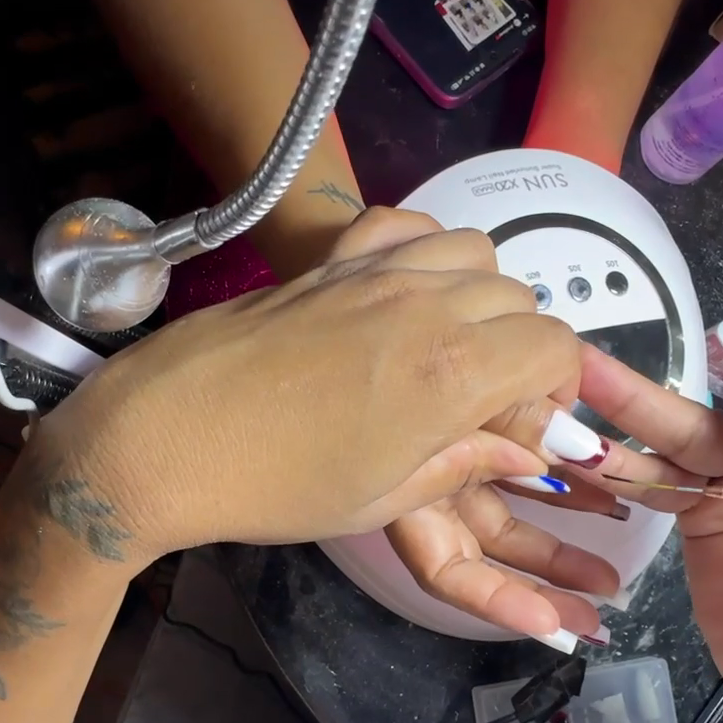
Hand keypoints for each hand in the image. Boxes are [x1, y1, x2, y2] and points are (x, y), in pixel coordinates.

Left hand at [28, 209, 582, 565]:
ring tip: (448, 340)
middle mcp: (426, 303)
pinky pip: (404, 225)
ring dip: (481, 294)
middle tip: (487, 393)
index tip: (533, 417)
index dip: (558, 383)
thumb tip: (522, 452)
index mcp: (451, 373)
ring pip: (472, 251)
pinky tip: (402, 289)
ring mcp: (373, 270)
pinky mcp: (328, 258)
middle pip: (520, 298)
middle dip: (522, 345)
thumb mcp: (379, 497)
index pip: (554, 346)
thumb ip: (462, 463)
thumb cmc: (274, 487)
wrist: (164, 439)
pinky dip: (424, 250)